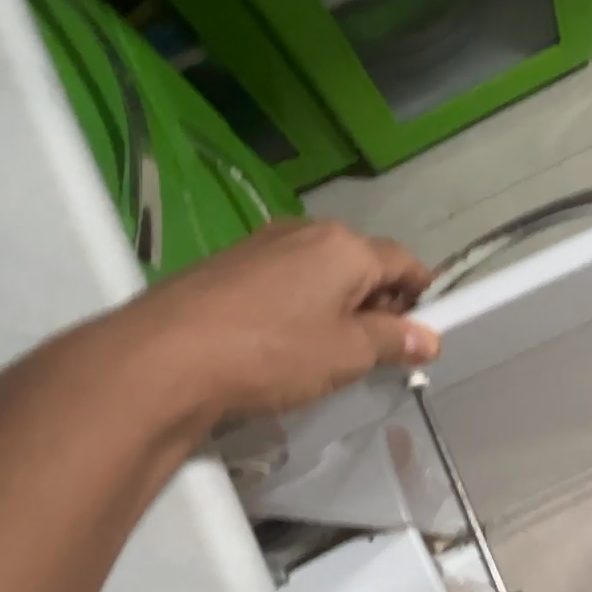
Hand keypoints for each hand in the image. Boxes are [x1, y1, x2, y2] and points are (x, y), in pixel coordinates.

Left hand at [115, 220, 439, 419]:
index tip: (423, 327)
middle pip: (361, 262)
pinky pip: (284, 279)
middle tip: (377, 347)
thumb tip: (428, 337)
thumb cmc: (274, 353)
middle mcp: (306, 232)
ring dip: (337, 303)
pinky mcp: (227, 265)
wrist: (163, 359)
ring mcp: (261, 245)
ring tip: (329, 348)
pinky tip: (285, 342)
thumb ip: (394, 340)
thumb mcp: (348, 354)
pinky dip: (299, 304)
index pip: (403, 261)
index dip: (421, 293)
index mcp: (345, 247)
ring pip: (320, 271)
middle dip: (378, 300)